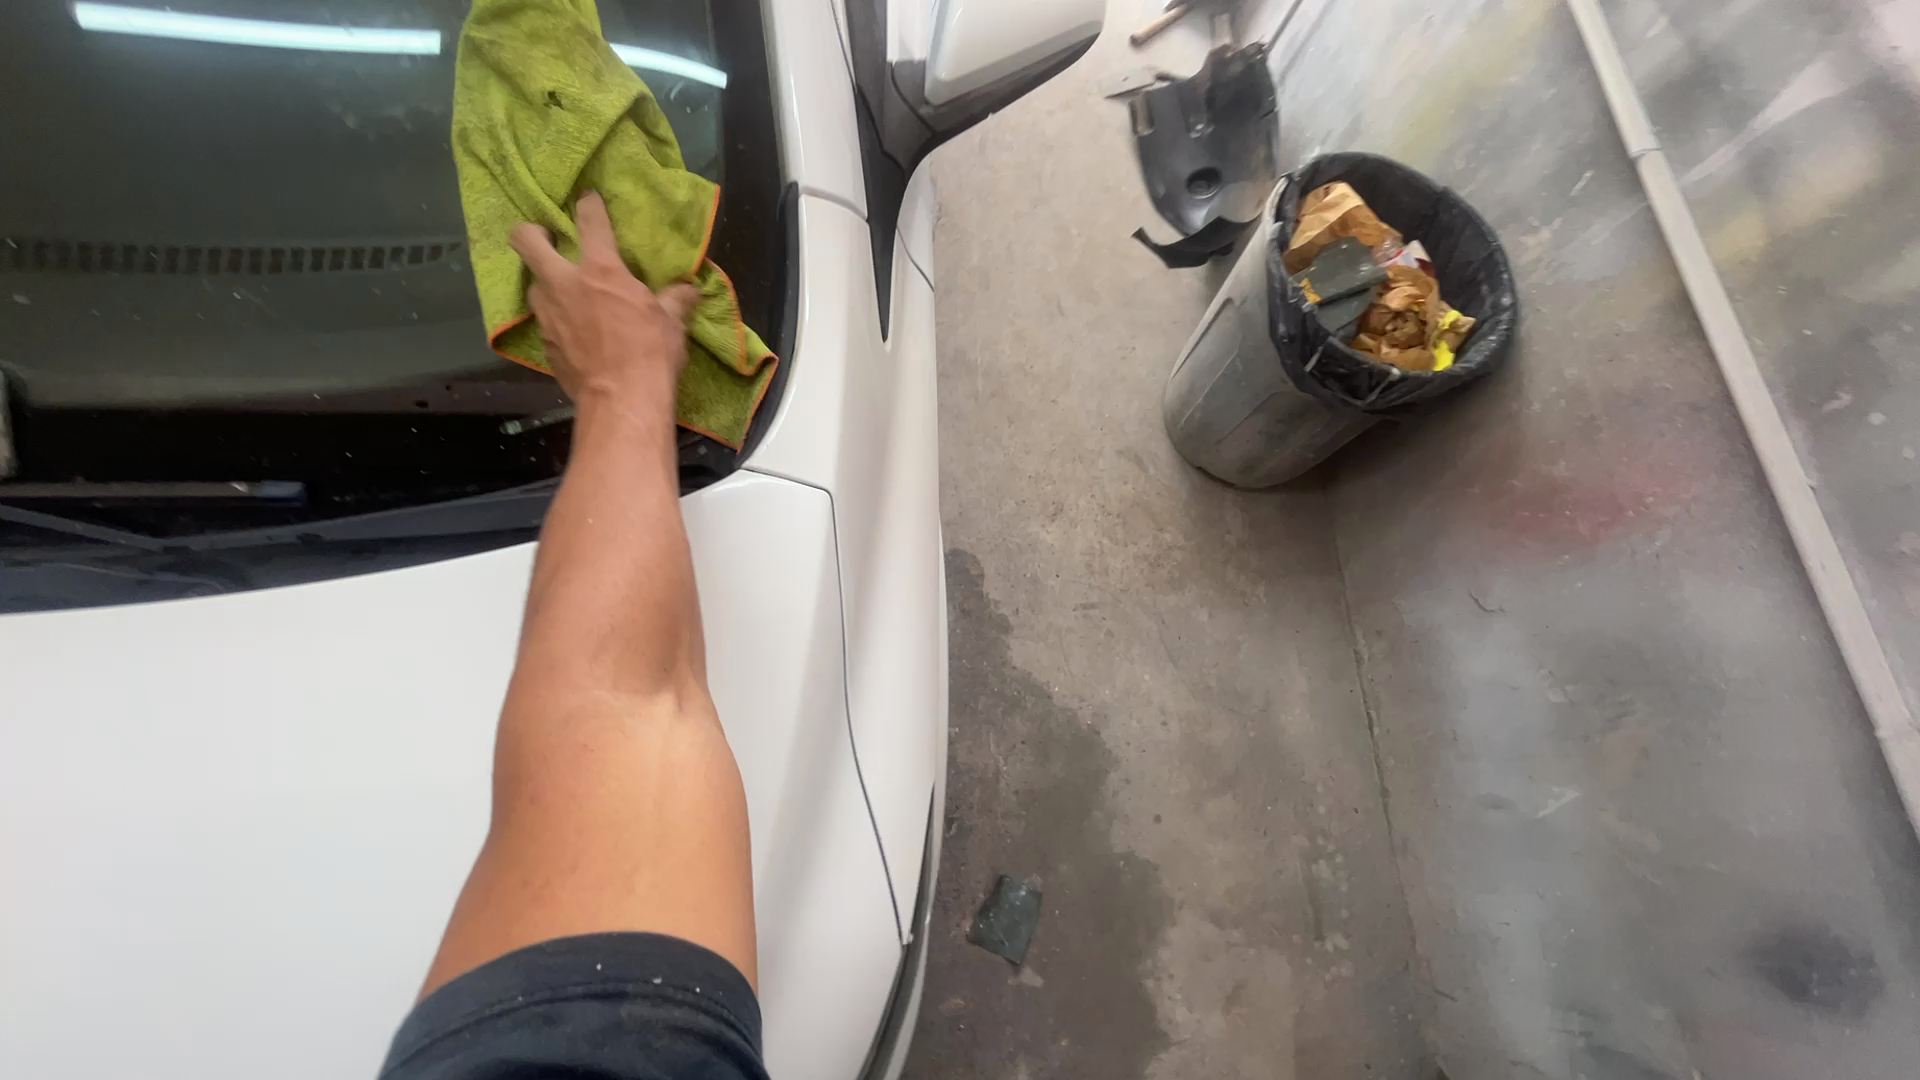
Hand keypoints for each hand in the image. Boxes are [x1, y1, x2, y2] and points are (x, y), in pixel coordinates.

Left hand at [510, 191, 698, 415]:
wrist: (623, 399)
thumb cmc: (651, 354)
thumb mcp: (672, 324)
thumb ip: (675, 300)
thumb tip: (688, 290)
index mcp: (601, 271)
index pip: (590, 222)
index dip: (589, 205)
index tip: (589, 200)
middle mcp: (565, 284)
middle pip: (526, 241)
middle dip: (532, 233)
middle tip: (548, 240)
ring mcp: (549, 315)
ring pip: (534, 284)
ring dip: (548, 284)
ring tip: (567, 296)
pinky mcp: (546, 344)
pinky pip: (547, 323)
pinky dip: (559, 322)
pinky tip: (575, 335)